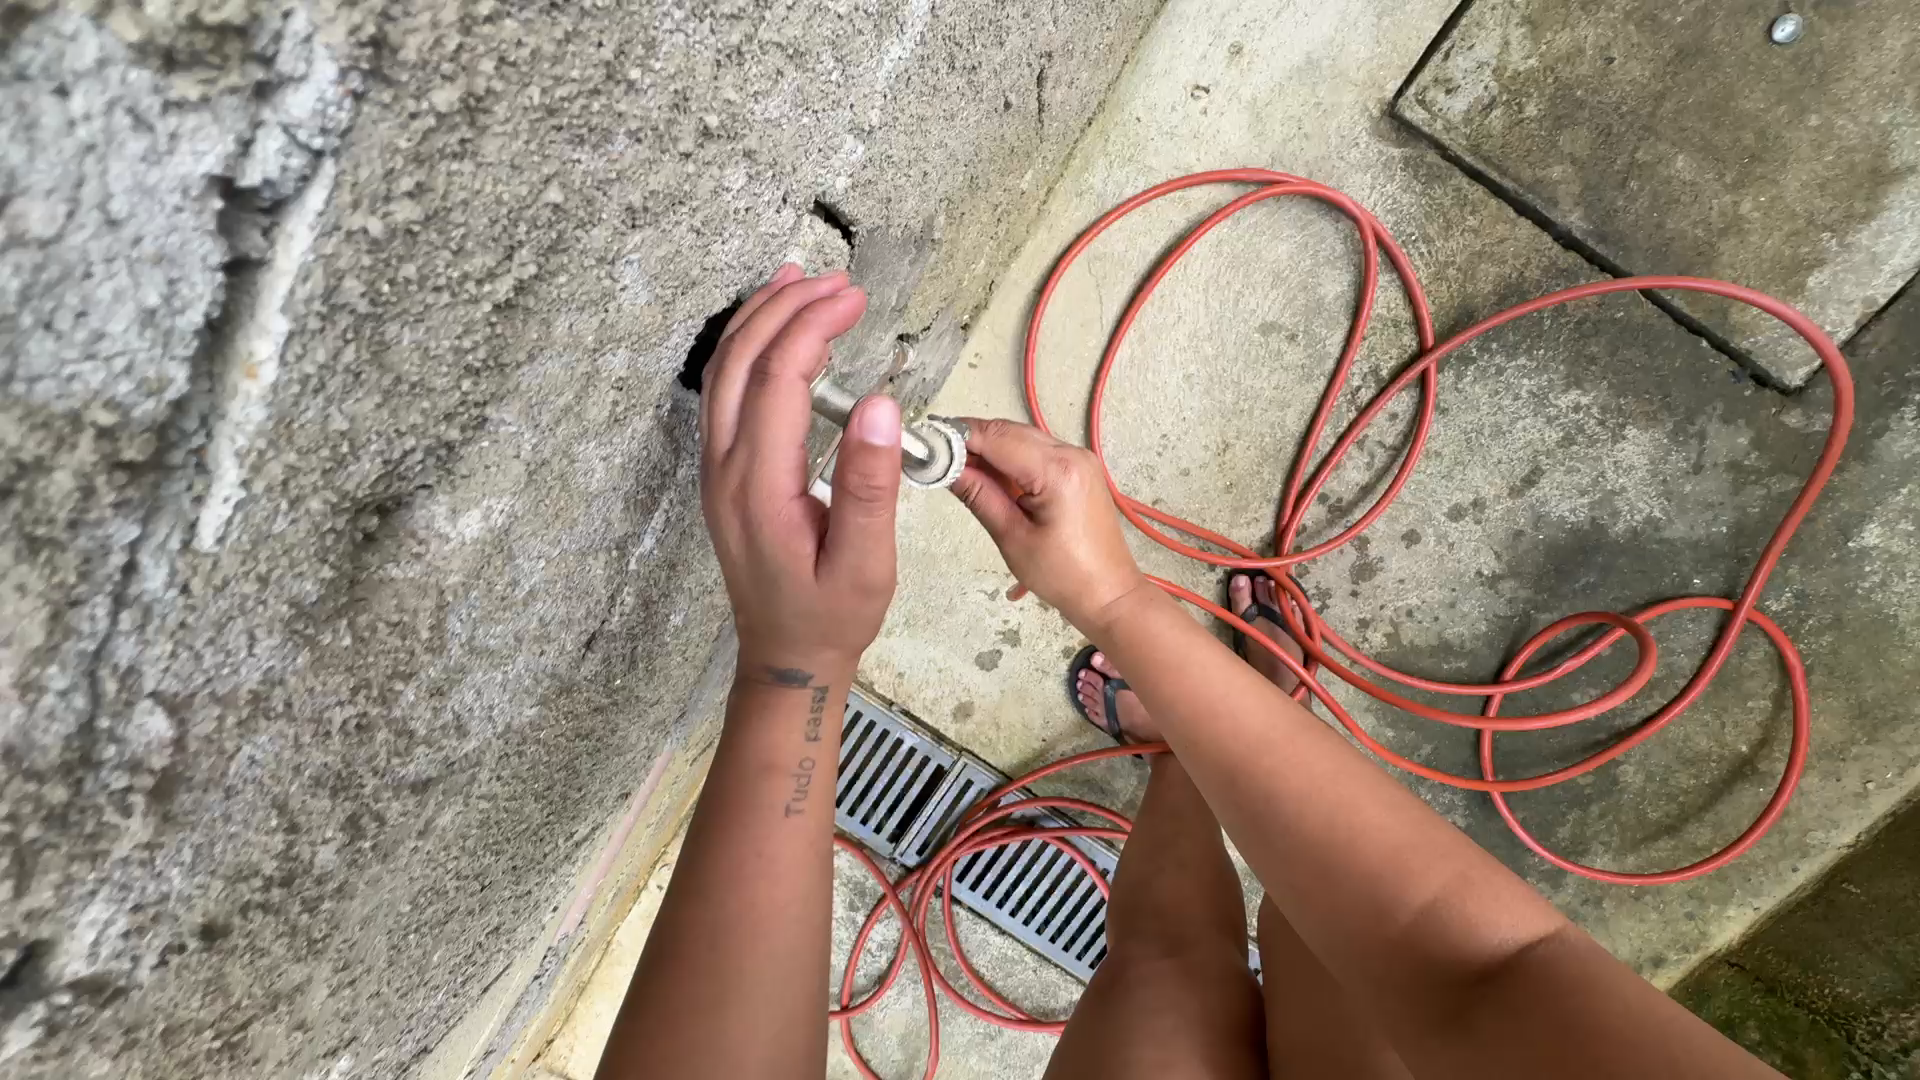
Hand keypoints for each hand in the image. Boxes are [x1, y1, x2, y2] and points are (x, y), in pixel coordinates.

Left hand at [700, 264, 901, 685]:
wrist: (785, 656)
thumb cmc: (832, 614)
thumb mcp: (866, 562)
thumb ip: (869, 484)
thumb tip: (878, 403)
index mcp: (759, 485)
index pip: (778, 380)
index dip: (813, 327)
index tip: (854, 297)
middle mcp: (725, 468)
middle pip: (740, 362)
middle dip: (785, 309)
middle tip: (836, 283)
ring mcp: (716, 470)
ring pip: (723, 374)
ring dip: (757, 321)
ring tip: (797, 283)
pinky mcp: (724, 476)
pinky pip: (725, 396)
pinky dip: (748, 353)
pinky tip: (772, 338)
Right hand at [949, 418, 1148, 633]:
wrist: (1109, 593)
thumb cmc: (1062, 575)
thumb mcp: (1012, 537)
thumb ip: (979, 496)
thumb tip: (946, 467)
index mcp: (1057, 471)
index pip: (998, 437)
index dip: (960, 436)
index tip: (929, 442)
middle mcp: (1072, 453)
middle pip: (1010, 431)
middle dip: (973, 440)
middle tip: (938, 457)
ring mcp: (1080, 459)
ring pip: (1023, 438)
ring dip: (990, 449)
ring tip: (959, 469)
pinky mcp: (1080, 469)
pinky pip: (1037, 452)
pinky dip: (1010, 459)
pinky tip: (990, 477)